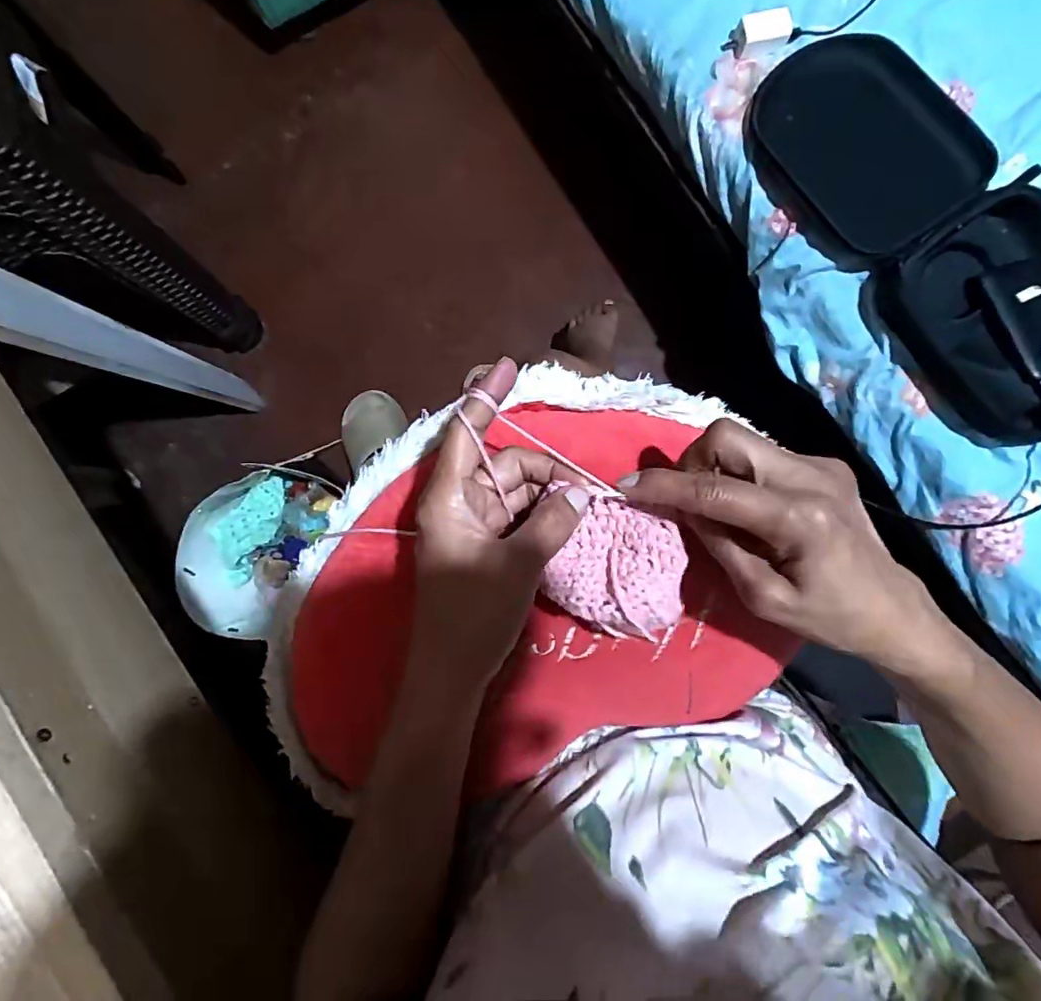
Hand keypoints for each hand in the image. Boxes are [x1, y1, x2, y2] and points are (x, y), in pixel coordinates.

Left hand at [409, 358, 588, 693]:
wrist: (451, 674)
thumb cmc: (471, 617)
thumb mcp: (517, 566)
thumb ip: (552, 522)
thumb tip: (582, 492)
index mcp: (450, 498)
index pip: (466, 433)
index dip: (485, 398)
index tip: (508, 366)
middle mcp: (460, 503)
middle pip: (505, 465)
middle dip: (546, 470)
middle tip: (590, 490)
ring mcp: (473, 525)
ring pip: (517, 491)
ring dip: (549, 494)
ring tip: (587, 506)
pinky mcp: (486, 546)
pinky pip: (518, 515)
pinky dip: (543, 514)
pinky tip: (571, 518)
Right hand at [619, 420, 969, 685]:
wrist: (893, 610)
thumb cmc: (829, 618)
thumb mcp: (763, 598)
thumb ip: (719, 545)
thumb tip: (682, 508)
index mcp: (799, 517)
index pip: (715, 489)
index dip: (666, 486)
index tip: (628, 486)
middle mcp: (811, 475)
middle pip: (727, 435)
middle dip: (694, 462)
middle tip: (690, 501)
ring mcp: (821, 463)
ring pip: (742, 439)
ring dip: (716, 467)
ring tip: (721, 508)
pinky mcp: (825, 463)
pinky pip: (763, 454)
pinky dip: (741, 474)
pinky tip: (753, 508)